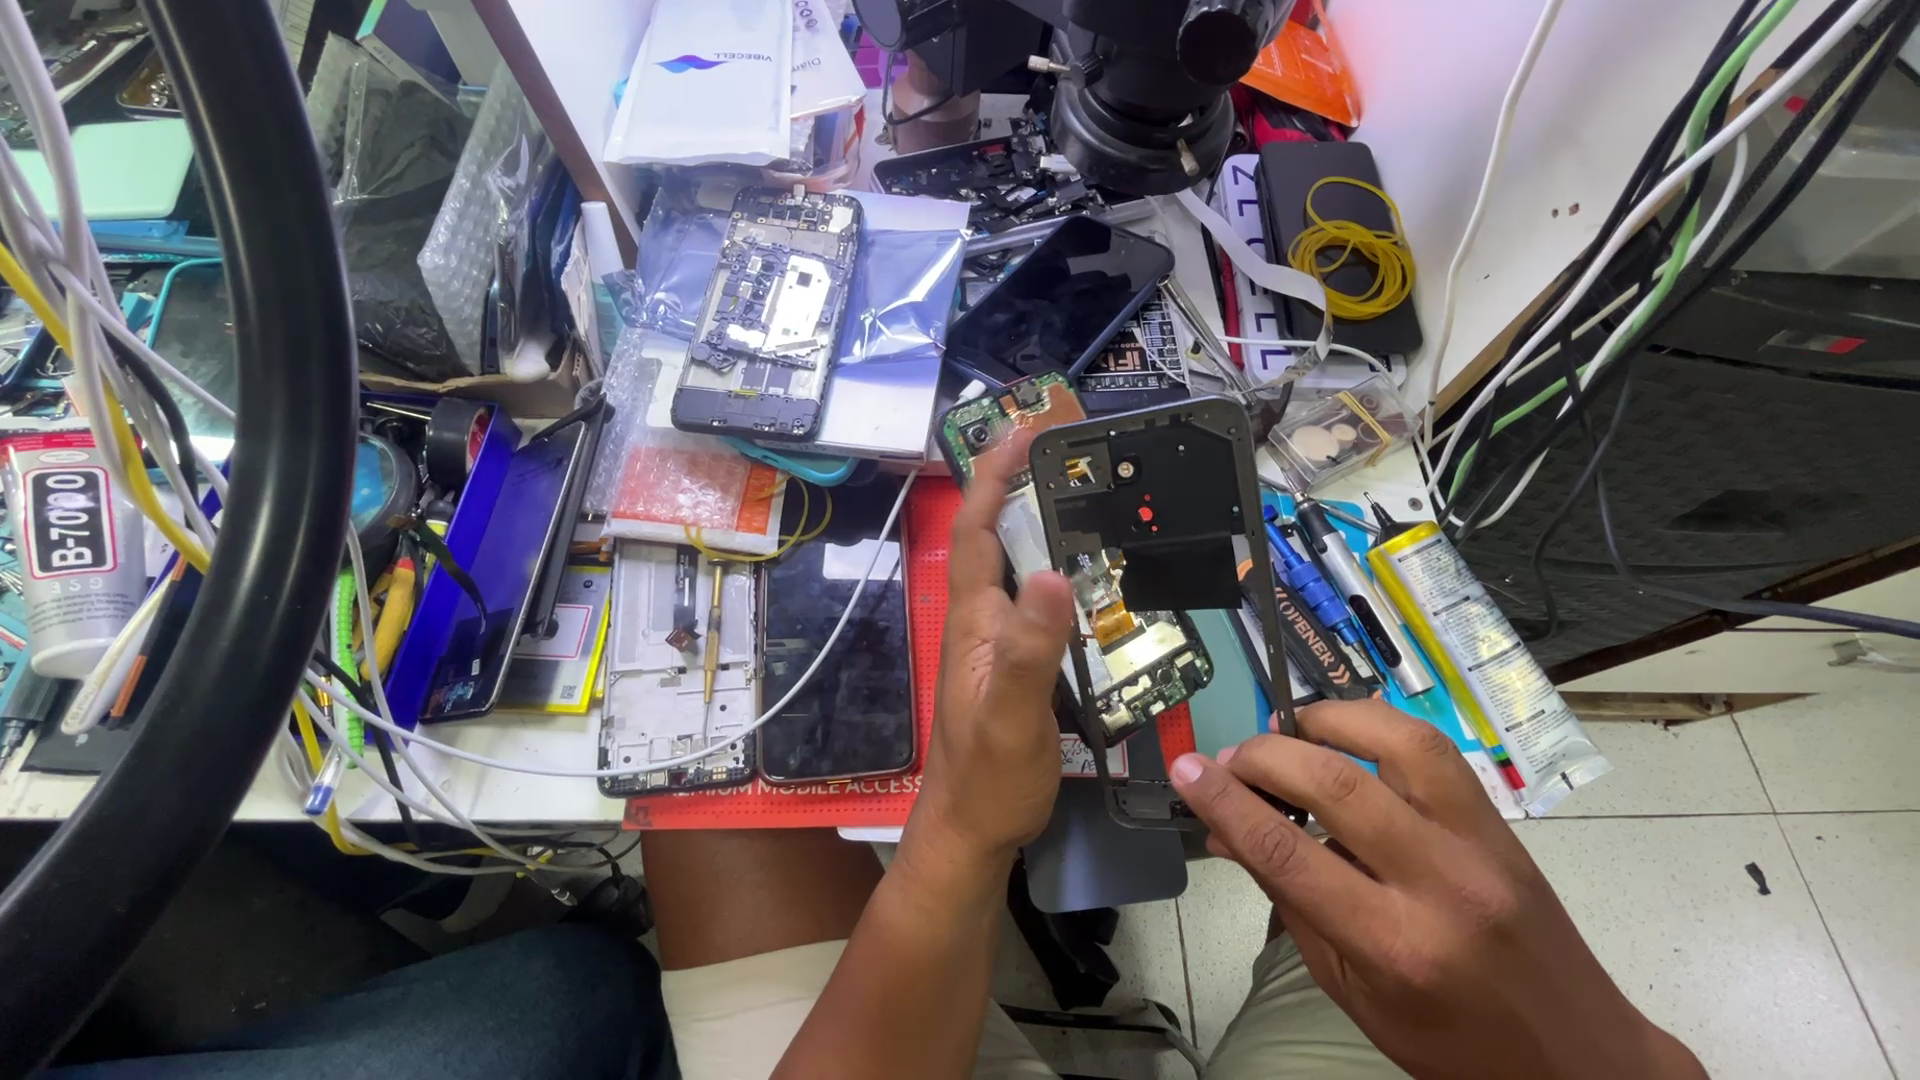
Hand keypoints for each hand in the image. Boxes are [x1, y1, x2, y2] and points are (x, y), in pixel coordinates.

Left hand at [908, 434, 1074, 867]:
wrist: (972, 829)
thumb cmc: (989, 775)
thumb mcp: (1011, 712)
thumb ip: (1030, 649)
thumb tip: (1053, 574)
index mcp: (973, 618)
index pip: (977, 530)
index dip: (993, 478)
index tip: (1023, 433)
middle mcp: (979, 619)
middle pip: (995, 538)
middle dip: (1020, 488)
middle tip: (1068, 456)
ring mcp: (995, 642)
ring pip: (1014, 568)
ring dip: (1040, 527)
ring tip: (1086, 501)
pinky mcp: (1013, 664)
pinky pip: (1033, 603)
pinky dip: (1057, 574)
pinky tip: (1088, 579)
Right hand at [1169, 700, 1704, 1079]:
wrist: (1580, 1059)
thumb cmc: (1449, 1043)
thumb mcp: (1351, 990)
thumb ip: (1289, 900)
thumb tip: (1225, 833)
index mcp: (1394, 945)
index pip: (1287, 853)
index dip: (1225, 802)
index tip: (1185, 768)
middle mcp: (1440, 883)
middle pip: (1335, 785)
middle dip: (1263, 757)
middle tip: (1228, 760)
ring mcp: (1479, 843)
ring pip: (1396, 743)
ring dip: (1325, 721)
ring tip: (1284, 730)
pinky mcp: (1500, 822)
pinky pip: (1433, 748)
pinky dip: (1374, 724)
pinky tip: (1339, 731)